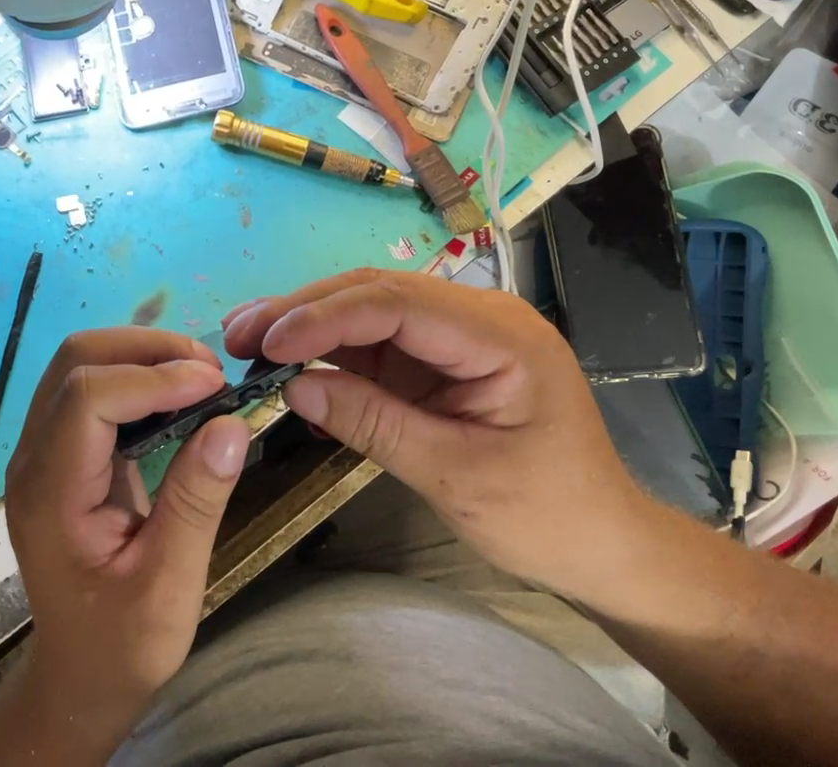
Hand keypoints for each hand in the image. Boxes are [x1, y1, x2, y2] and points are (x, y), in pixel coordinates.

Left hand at [4, 328, 250, 723]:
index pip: (87, 398)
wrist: (79, 675)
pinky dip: (136, 376)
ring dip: (141, 355)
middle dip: (145, 349)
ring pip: (79, 365)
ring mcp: (42, 452)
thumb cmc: (121, 644)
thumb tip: (231, 424)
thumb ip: (195, 503)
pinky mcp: (62, 453)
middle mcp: (34, 458)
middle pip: (75, 361)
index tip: (216, 386)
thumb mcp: (170, 587)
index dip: (153, 378)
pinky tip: (178, 393)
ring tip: (201, 376)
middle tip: (212, 370)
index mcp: (51, 494)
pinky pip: (90, 389)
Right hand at [223, 269, 651, 596]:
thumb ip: (375, 425)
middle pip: (375, 294)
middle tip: (237, 336)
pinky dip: (327, 355)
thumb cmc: (546, 515)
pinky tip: (286, 368)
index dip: (325, 317)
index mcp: (501, 336)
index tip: (267, 345)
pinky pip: (372, 346)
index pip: (397, 303)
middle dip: (303, 312)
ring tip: (245, 344)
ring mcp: (454, 338)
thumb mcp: (458, 477)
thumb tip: (293, 389)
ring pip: (366, 312)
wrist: (600, 544)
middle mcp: (476, 319)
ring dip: (306, 327)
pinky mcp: (435, 361)